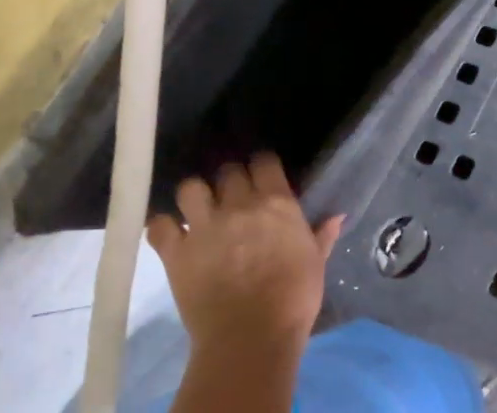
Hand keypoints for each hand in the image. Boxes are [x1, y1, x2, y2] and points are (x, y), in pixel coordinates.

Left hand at [147, 153, 343, 360]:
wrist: (252, 334)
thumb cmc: (295, 295)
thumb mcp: (316, 260)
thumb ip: (322, 234)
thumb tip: (337, 216)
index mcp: (278, 202)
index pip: (264, 162)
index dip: (261, 164)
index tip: (262, 173)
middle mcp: (239, 205)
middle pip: (227, 171)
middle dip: (229, 178)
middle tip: (231, 193)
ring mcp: (205, 227)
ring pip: (191, 188)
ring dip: (195, 194)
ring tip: (199, 207)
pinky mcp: (176, 253)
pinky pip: (159, 225)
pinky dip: (162, 225)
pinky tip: (171, 232)